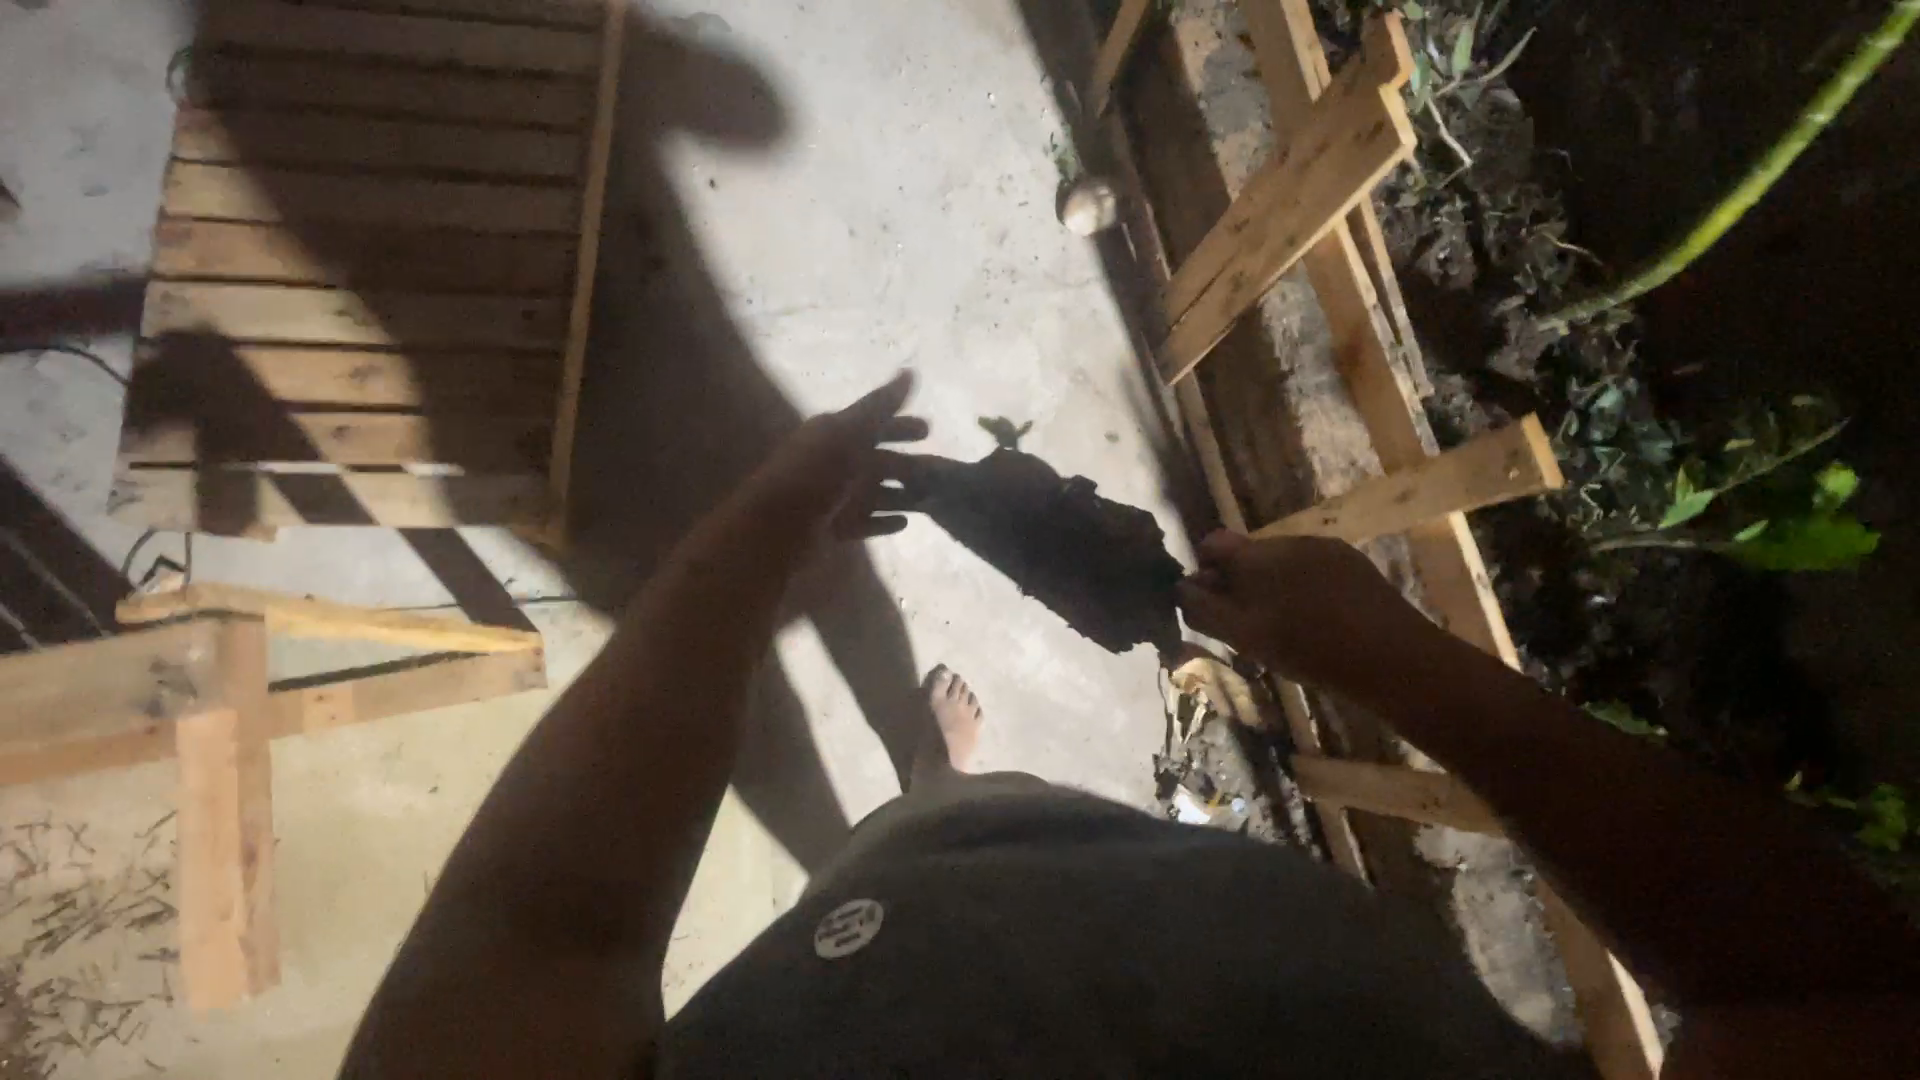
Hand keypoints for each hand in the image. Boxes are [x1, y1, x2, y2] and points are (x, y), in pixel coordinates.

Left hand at [742, 371, 927, 539]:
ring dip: (904, 494)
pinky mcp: (838, 526)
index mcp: (838, 435)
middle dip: (909, 464)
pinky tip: (906, 522)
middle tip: (940, 469)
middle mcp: (840, 464)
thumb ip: (879, 407)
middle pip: (882, 461)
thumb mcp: (848, 433)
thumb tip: (910, 372)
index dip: (901, 427)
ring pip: (880, 493)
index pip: (876, 425)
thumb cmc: (815, 474)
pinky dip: (885, 522)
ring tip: (932, 497)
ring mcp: (839, 497)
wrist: (777, 525)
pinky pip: (869, 522)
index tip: (928, 430)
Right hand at [1176, 531, 1437, 689]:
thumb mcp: (1242, 636)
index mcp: (1256, 555)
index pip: (1212, 543)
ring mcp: (1325, 548)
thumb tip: (1180, 588)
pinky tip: (1320, 623)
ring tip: (1288, 628)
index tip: (1213, 606)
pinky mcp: (1353, 563)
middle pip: (1247, 555)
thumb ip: (1203, 610)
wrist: (1393, 658)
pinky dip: (1305, 590)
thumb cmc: (1307, 649)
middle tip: (1250, 627)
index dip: (1204, 572)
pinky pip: (1312, 570)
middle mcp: (1288, 540)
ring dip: (1273, 587)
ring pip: (1281, 563)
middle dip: (1240, 584)